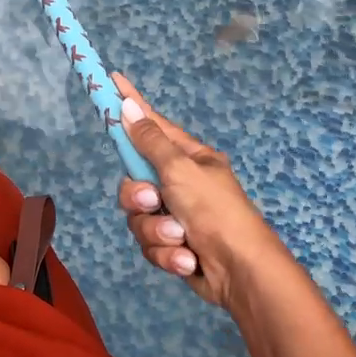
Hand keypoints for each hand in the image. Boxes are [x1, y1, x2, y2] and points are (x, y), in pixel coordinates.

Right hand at [112, 73, 288, 307]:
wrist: (243, 275)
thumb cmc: (216, 212)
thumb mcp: (181, 170)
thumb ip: (149, 141)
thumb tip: (128, 106)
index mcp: (189, 159)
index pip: (153, 124)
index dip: (132, 105)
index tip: (112, 81)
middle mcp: (180, 184)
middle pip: (134, 179)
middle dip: (138, 196)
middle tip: (151, 200)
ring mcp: (176, 216)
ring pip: (138, 215)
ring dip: (156, 230)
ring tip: (180, 238)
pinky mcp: (174, 246)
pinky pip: (151, 243)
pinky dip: (166, 253)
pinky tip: (188, 260)